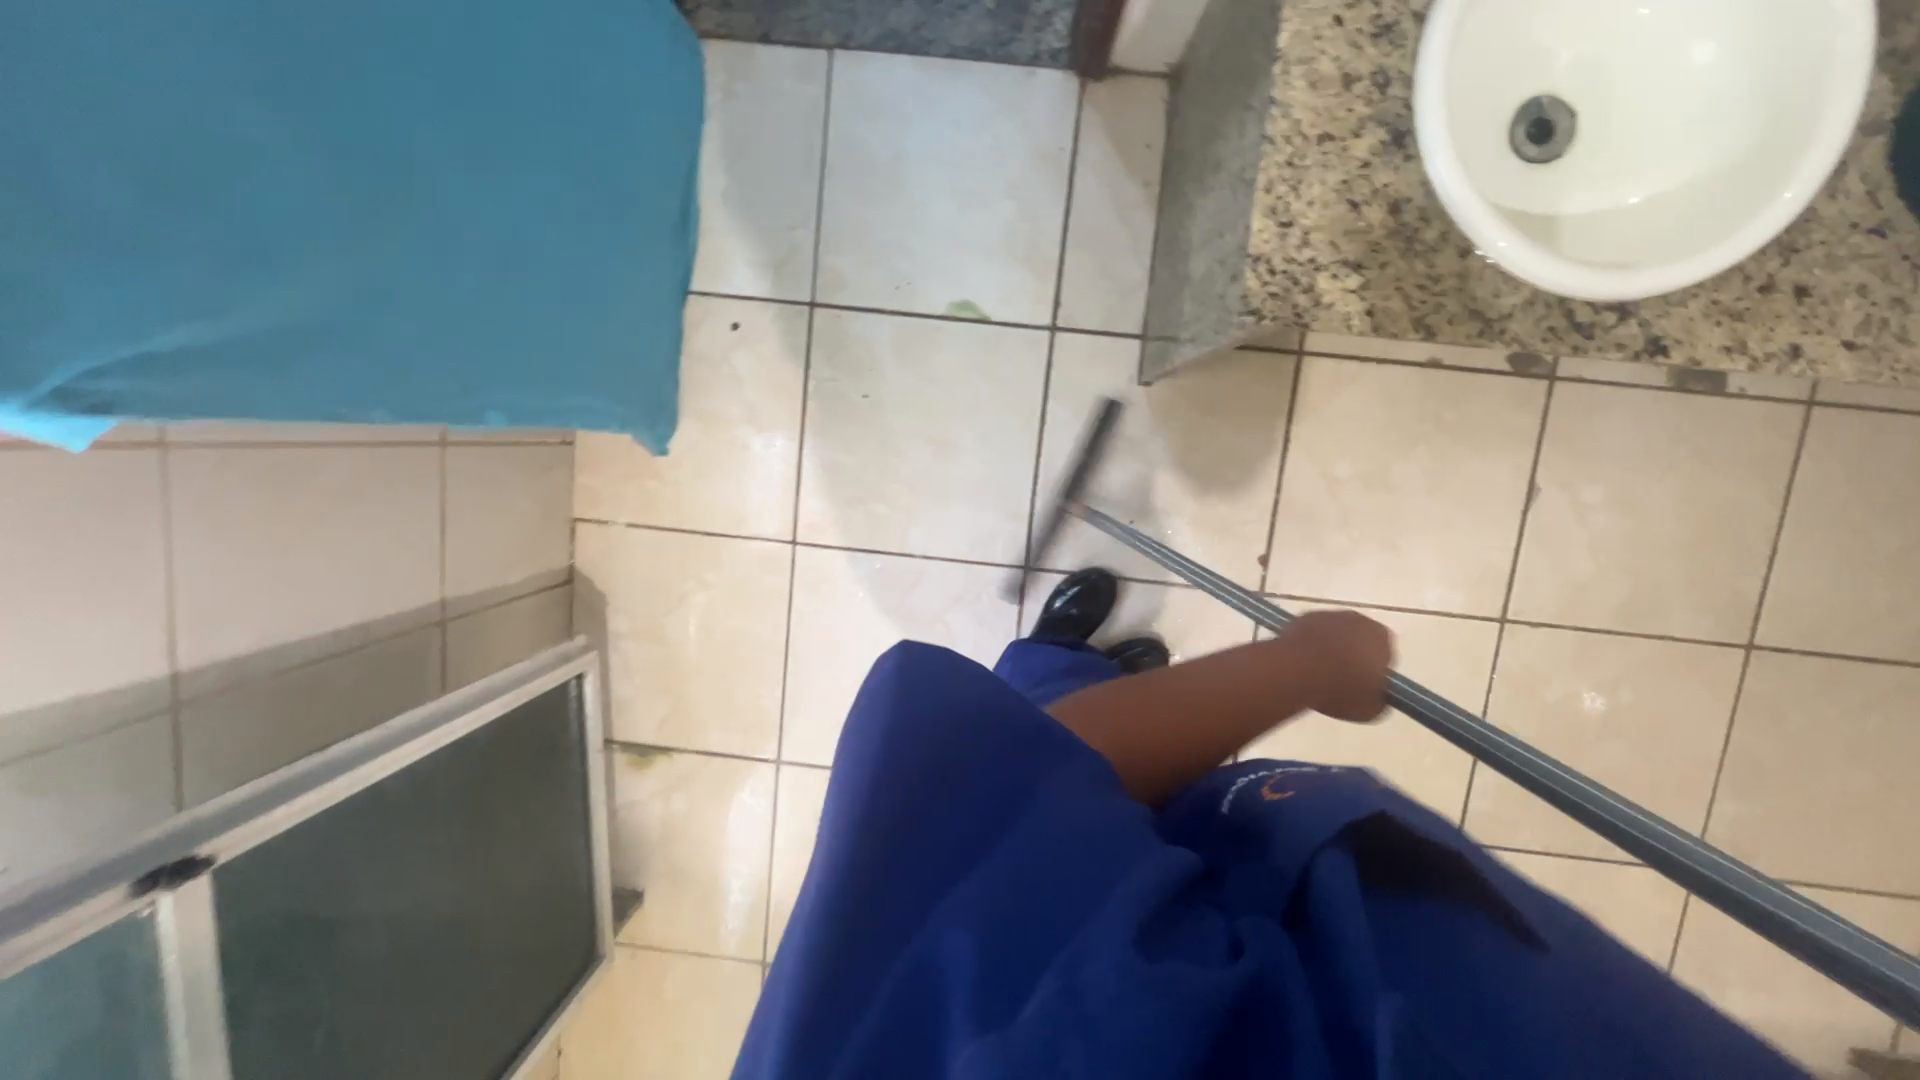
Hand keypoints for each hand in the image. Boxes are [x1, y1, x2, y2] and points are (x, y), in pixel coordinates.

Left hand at [1282, 610, 1393, 722]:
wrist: (1295, 671)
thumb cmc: (1338, 690)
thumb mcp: (1370, 708)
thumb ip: (1378, 699)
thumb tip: (1375, 696)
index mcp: (1382, 638)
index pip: (1385, 654)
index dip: (1374, 671)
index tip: (1362, 686)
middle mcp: (1358, 619)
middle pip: (1359, 639)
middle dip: (1352, 655)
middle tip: (1339, 678)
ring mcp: (1328, 615)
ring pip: (1334, 634)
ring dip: (1329, 648)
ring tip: (1317, 672)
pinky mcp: (1302, 617)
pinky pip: (1311, 633)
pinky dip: (1308, 644)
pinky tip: (1301, 662)